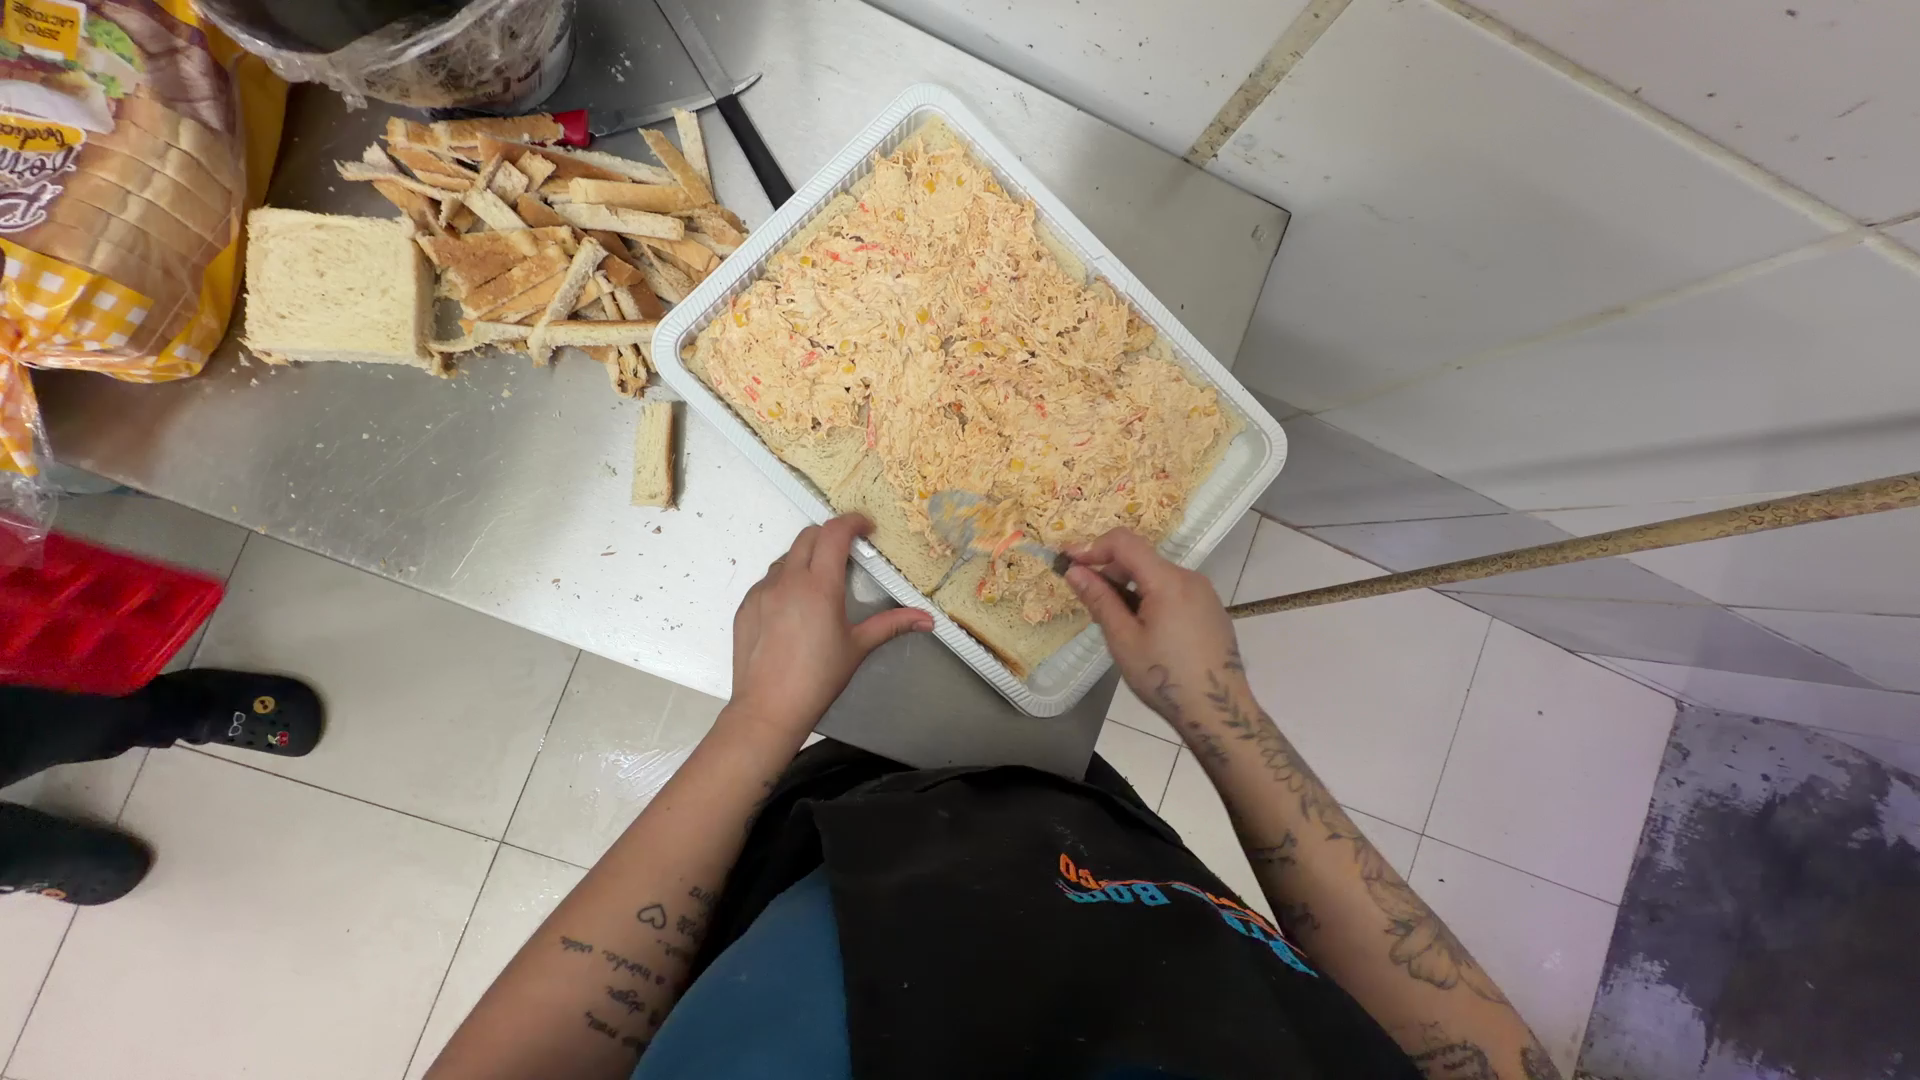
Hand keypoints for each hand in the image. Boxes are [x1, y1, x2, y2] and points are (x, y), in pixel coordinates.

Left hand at [727, 515, 933, 737]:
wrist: (768, 709)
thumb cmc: (818, 679)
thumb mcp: (857, 648)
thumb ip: (891, 625)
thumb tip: (926, 619)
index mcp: (819, 586)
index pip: (834, 533)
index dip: (852, 522)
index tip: (866, 527)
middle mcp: (787, 581)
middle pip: (808, 536)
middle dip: (830, 536)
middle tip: (847, 552)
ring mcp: (762, 592)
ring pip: (785, 559)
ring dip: (805, 559)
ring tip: (820, 584)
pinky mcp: (745, 606)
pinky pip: (767, 582)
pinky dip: (784, 583)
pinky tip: (794, 610)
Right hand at [1065, 529, 1245, 723]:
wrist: (1218, 711)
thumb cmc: (1164, 676)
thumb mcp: (1123, 639)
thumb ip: (1099, 599)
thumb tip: (1074, 570)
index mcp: (1168, 581)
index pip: (1125, 543)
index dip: (1093, 547)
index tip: (1069, 562)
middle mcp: (1190, 578)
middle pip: (1141, 559)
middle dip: (1110, 572)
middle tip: (1089, 602)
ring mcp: (1205, 593)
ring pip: (1157, 576)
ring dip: (1130, 588)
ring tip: (1117, 624)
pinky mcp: (1211, 609)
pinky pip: (1173, 591)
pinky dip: (1151, 598)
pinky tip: (1145, 631)